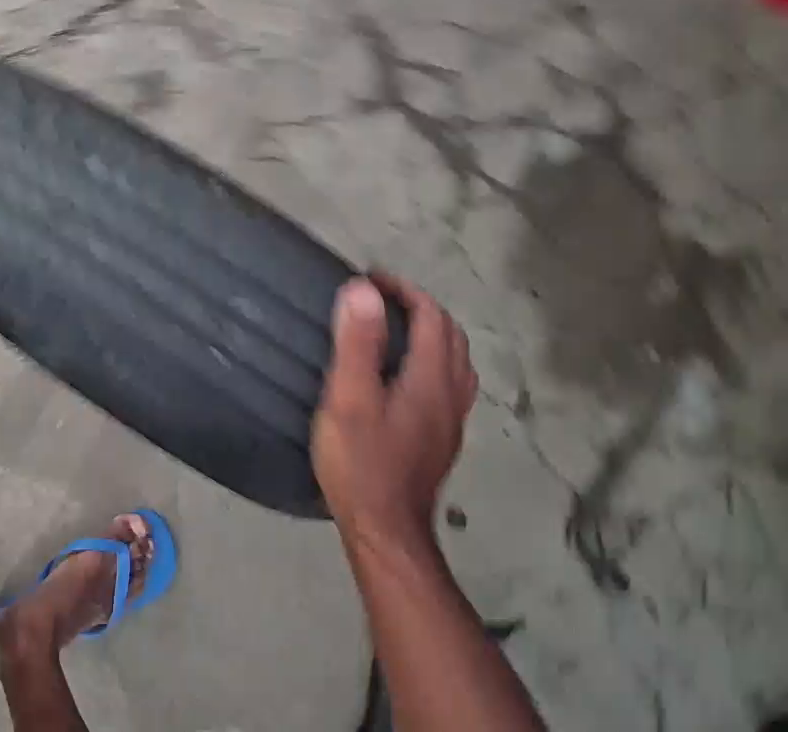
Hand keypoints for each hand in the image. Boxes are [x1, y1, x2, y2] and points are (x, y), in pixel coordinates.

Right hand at [312, 275, 476, 557]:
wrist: (385, 525)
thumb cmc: (360, 459)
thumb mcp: (348, 398)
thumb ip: (357, 344)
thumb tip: (362, 290)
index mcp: (430, 379)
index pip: (431, 319)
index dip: (404, 291)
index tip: (368, 278)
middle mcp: (451, 394)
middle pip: (450, 337)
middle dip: (420, 307)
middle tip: (378, 297)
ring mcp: (450, 419)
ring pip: (455, 361)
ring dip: (431, 333)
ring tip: (392, 326)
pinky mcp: (440, 437)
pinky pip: (449, 383)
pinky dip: (431, 360)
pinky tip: (406, 374)